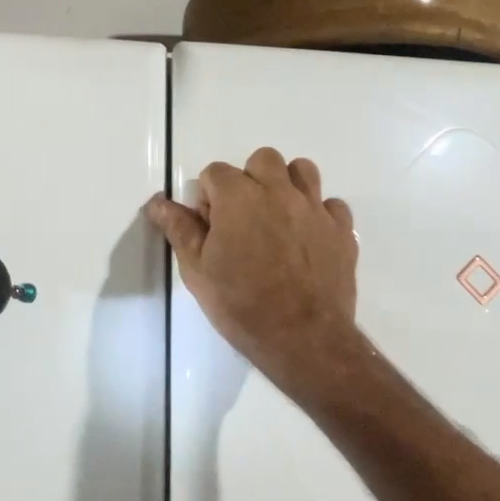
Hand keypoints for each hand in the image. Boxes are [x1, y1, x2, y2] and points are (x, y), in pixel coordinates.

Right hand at [148, 148, 357, 387]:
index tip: (209, 227)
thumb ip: (179, 229)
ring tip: (277, 217)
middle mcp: (279, 192)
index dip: (207, 197)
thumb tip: (157, 203)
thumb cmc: (242, 305)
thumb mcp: (197, 271)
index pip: (215, 172)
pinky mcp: (342, 231)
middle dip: (249, 179)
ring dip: (287, 185)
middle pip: (263, 160)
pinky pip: (332, 206)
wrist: (304, 341)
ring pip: (303, 171)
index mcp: (239, 197)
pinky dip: (319, 215)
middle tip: (243, 217)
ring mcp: (315, 210)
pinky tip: (308, 239)